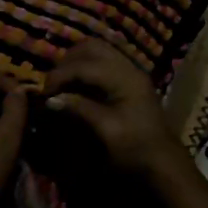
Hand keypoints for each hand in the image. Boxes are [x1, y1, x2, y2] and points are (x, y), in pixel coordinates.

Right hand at [42, 38, 185, 176]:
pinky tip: (76, 86)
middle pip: (92, 46)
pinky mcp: (129, 81)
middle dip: (68, 61)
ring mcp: (131, 72)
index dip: (61, 74)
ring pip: (98, 51)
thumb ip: (80, 108)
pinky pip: (104, 62)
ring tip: (62, 83)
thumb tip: (51, 98)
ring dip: (76, 61)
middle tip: (53, 83)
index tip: (44, 91)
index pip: (85, 64)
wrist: (163, 161)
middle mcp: (129, 68)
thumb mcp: (106, 129)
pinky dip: (86, 68)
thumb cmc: (135, 147)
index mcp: (125, 78)